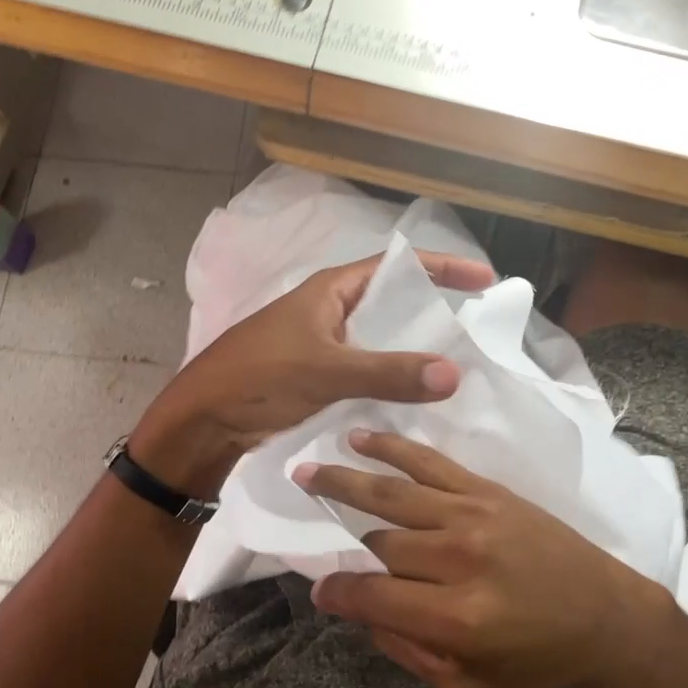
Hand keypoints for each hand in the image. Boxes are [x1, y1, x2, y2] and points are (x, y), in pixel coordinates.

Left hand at [128, 251, 495, 497]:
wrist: (203, 421)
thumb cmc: (259, 378)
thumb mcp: (328, 371)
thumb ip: (389, 372)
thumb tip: (453, 373)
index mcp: (331, 290)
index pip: (395, 266)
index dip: (441, 267)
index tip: (484, 279)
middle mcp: (330, 310)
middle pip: (391, 302)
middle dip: (431, 313)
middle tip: (474, 330)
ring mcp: (323, 344)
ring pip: (380, 341)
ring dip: (411, 352)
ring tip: (456, 367)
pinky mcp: (317, 376)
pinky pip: (366, 371)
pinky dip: (391, 380)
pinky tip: (415, 400)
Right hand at [294, 430, 685, 687]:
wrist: (604, 613)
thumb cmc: (535, 657)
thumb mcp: (467, 684)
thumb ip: (405, 651)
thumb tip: (357, 610)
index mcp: (454, 617)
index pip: (371, 595)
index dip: (336, 592)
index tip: (317, 588)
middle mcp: (458, 558)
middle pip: (380, 544)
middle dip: (350, 547)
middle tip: (320, 532)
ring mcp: (473, 515)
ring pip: (391, 495)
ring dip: (344, 480)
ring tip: (308, 471)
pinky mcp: (486, 490)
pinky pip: (427, 462)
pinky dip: (390, 449)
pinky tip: (359, 438)